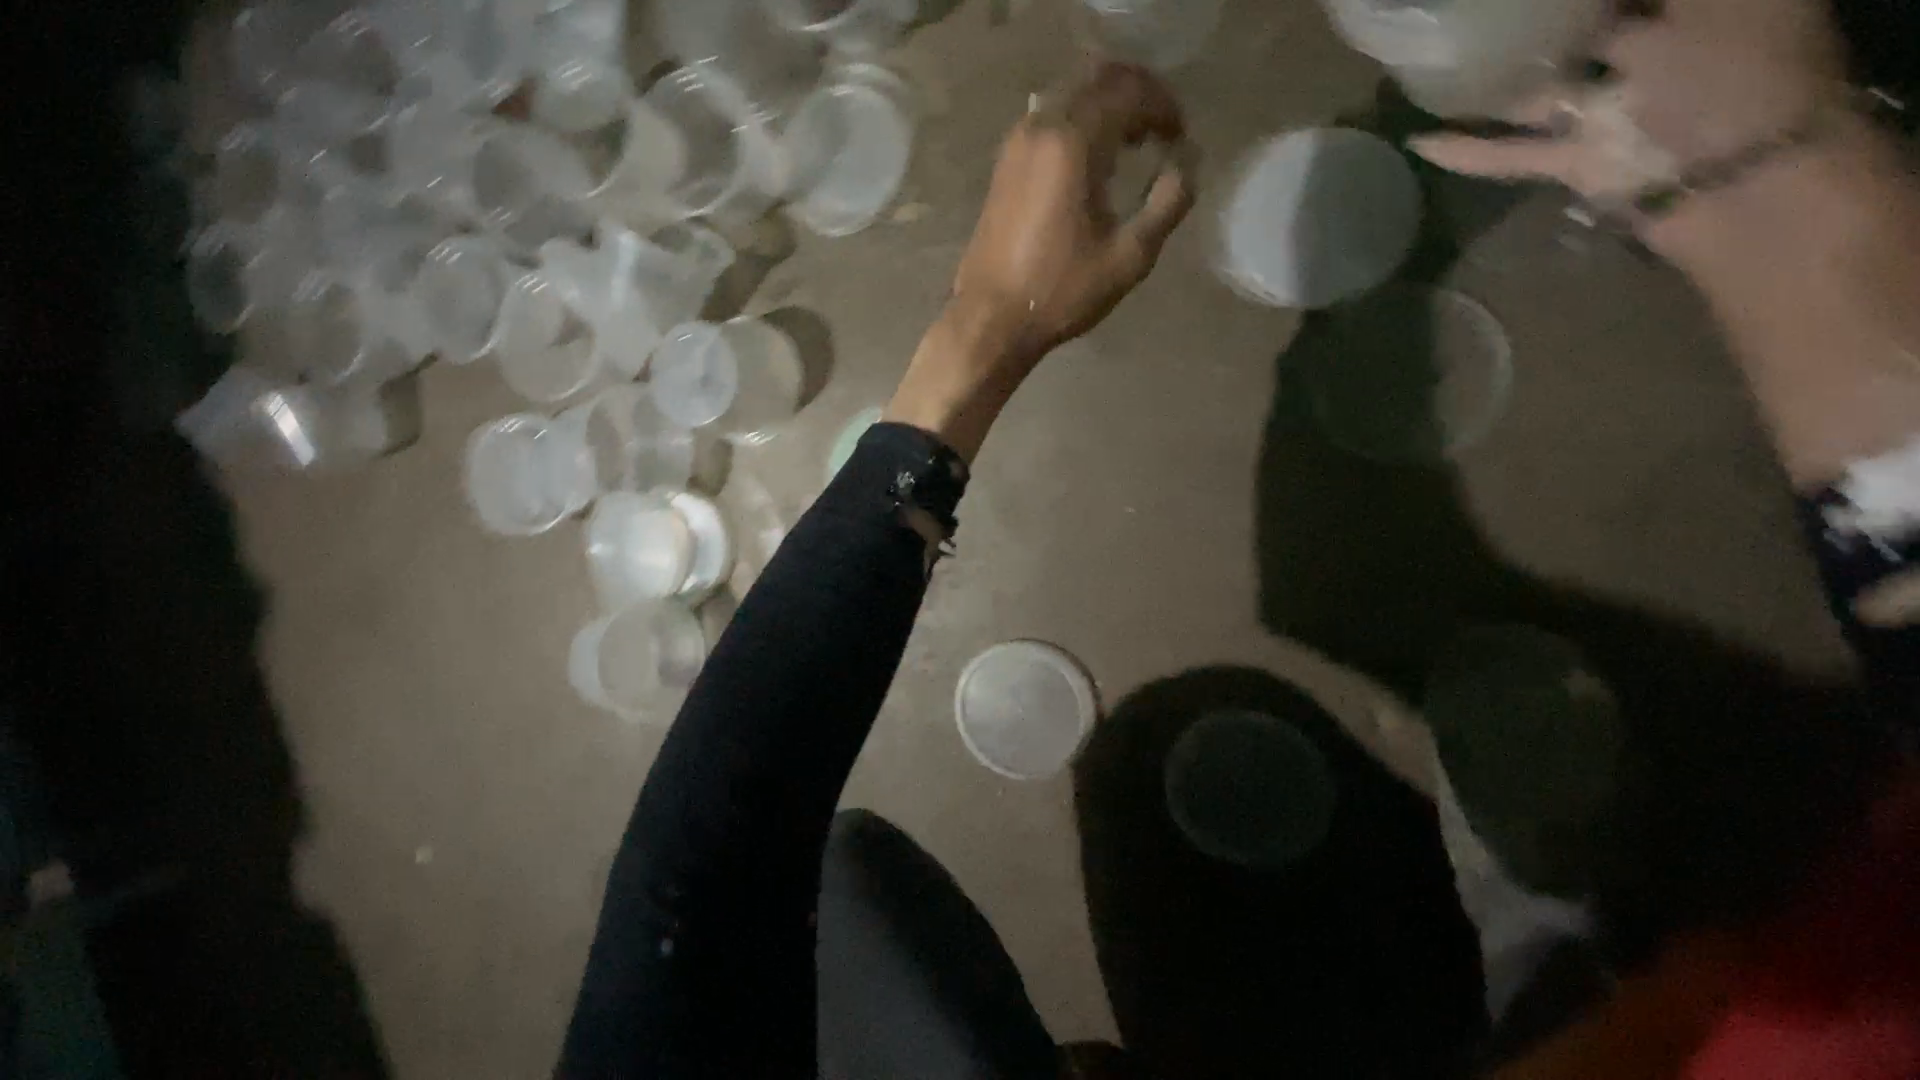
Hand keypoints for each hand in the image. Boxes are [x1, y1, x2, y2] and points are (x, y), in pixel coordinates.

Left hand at [885, 62, 1194, 460]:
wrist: (992, 319)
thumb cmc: (1062, 292)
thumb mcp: (1129, 257)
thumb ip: (1167, 203)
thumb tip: (1185, 166)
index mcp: (1072, 143)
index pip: (1129, 91)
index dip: (1163, 106)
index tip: (1180, 136)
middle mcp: (1040, 128)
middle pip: (1097, 79)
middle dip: (1136, 95)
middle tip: (1160, 129)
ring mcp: (1016, 144)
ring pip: (1070, 95)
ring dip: (1105, 106)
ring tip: (1131, 142)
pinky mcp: (1004, 164)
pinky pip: (1049, 118)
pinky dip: (1078, 123)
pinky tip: (1094, 159)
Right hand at [1410, 0, 1847, 232]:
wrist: (1745, 185)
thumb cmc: (1741, 75)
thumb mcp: (1711, 4)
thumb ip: (1635, 8)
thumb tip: (1565, 9)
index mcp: (1699, 6)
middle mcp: (1652, 53)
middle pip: (1586, 30)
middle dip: (1540, 24)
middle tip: (1483, 14)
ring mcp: (1608, 113)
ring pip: (1538, 92)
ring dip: (1493, 86)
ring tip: (1439, 70)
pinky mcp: (1577, 162)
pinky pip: (1513, 153)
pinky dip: (1468, 151)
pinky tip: (1421, 142)